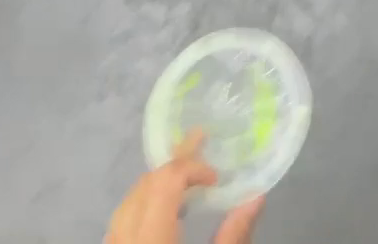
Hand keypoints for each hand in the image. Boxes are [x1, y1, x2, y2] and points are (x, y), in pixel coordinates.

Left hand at [105, 132, 264, 243]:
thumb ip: (233, 236)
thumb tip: (257, 197)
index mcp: (152, 236)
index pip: (167, 181)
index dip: (193, 168)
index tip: (216, 178)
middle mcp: (125, 236)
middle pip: (146, 185)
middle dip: (175, 165)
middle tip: (202, 144)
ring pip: (128, 201)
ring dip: (157, 182)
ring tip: (183, 175)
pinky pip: (121, 220)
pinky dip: (143, 203)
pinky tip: (160, 209)